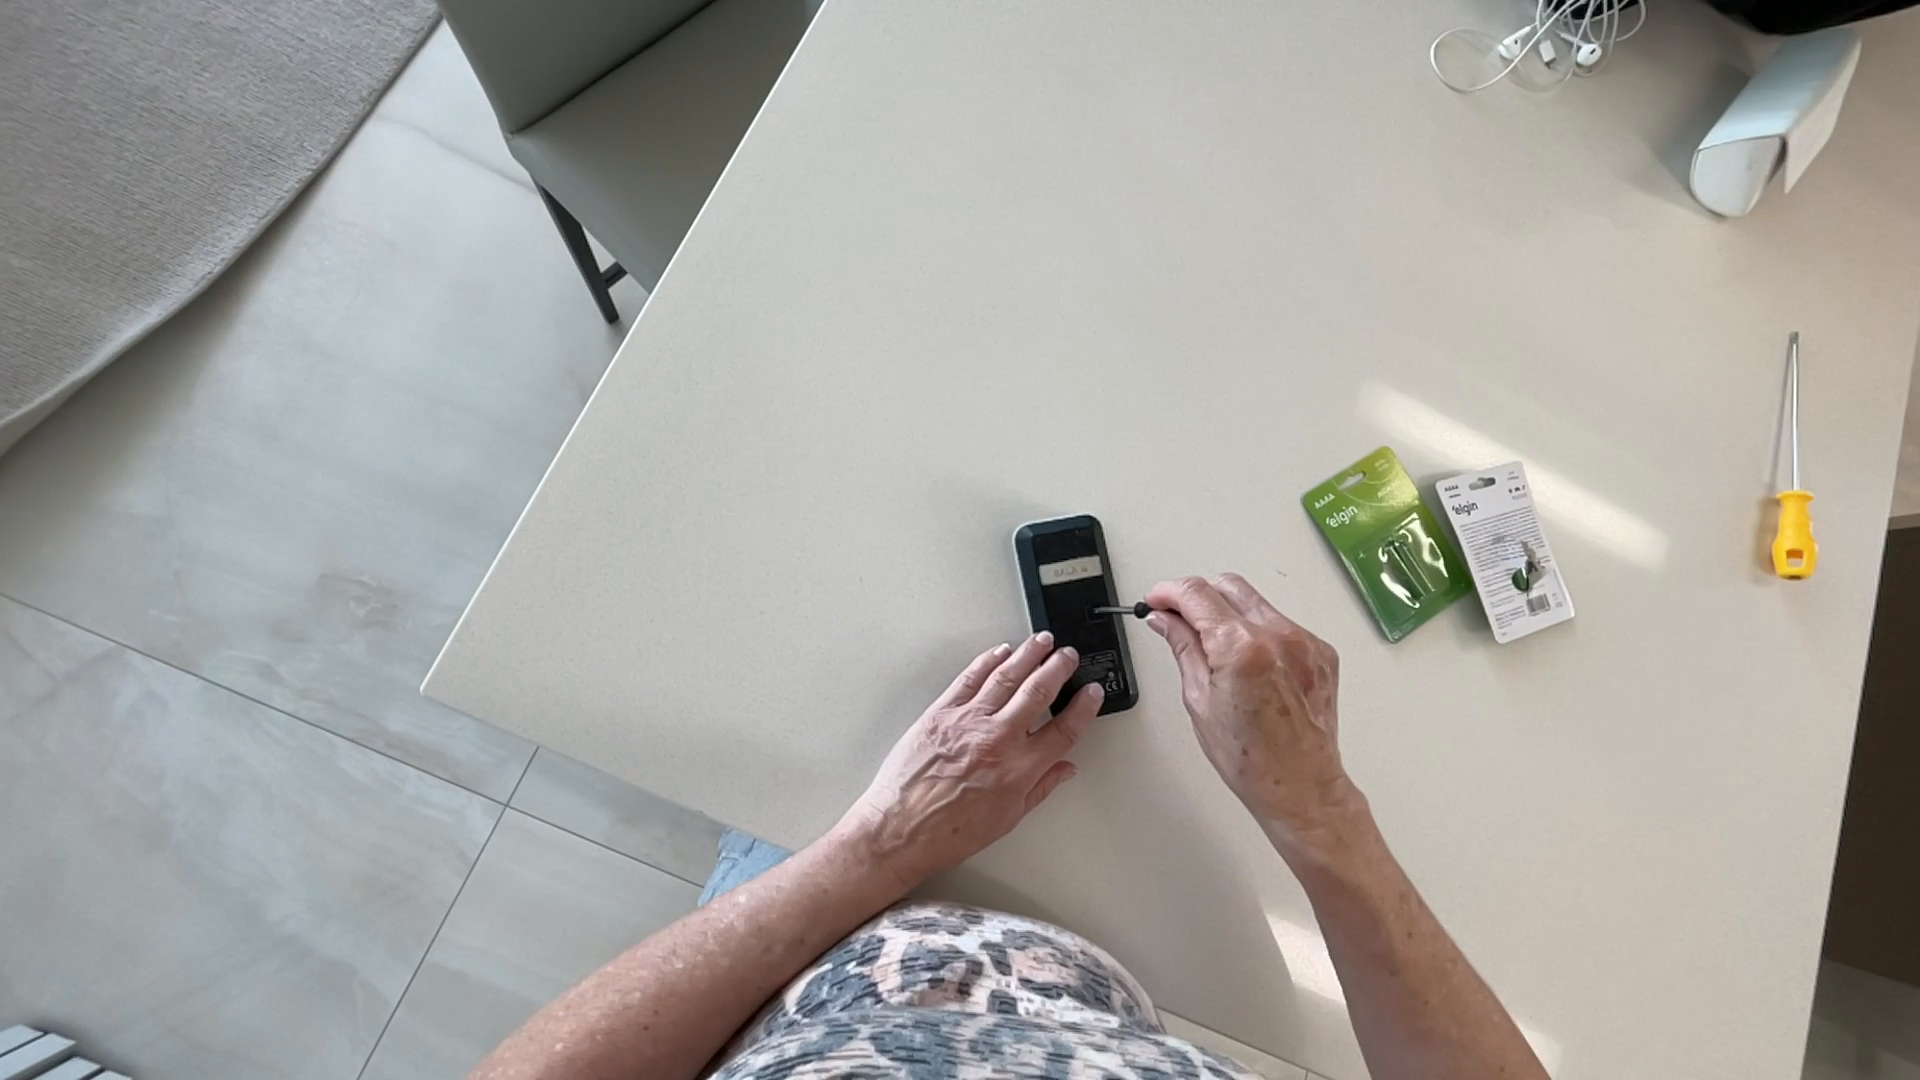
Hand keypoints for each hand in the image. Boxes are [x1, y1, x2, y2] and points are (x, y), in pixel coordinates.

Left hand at [839, 633, 1104, 890]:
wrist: (899, 829)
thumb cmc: (948, 833)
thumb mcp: (1007, 819)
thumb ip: (1041, 788)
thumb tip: (1064, 768)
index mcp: (1019, 769)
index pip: (1064, 729)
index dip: (1084, 707)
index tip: (1093, 692)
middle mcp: (997, 739)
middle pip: (1038, 691)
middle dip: (1059, 668)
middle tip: (1069, 656)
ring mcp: (968, 721)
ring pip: (1006, 676)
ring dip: (1028, 654)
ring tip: (1042, 642)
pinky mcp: (941, 712)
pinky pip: (970, 678)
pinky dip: (987, 660)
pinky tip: (1000, 652)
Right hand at [1144, 574, 1357, 846]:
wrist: (1300, 786)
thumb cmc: (1250, 758)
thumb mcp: (1198, 698)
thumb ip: (1182, 646)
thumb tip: (1164, 620)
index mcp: (1242, 648)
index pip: (1196, 593)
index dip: (1168, 592)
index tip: (1155, 600)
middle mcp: (1278, 636)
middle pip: (1227, 584)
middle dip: (1195, 594)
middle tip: (1174, 614)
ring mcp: (1304, 642)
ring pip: (1254, 600)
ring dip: (1225, 610)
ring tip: (1208, 640)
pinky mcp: (1319, 652)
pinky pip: (1278, 622)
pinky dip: (1254, 628)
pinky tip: (1242, 656)